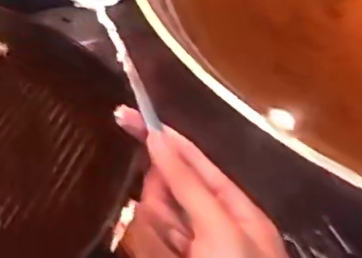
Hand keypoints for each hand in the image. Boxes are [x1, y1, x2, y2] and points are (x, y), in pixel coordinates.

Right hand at [116, 108, 286, 257]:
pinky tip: (161, 251)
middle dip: (161, 202)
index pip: (192, 160)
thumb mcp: (221, 232)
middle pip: (169, 191)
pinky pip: (148, 244)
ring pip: (154, 220)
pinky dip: (149, 245)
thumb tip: (157, 137)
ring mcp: (193, 254)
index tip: (125, 117)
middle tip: (178, 238)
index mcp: (236, 213)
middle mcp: (214, 231)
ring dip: (155, 232)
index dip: (161, 137)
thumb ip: (187, 183)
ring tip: (175, 254)